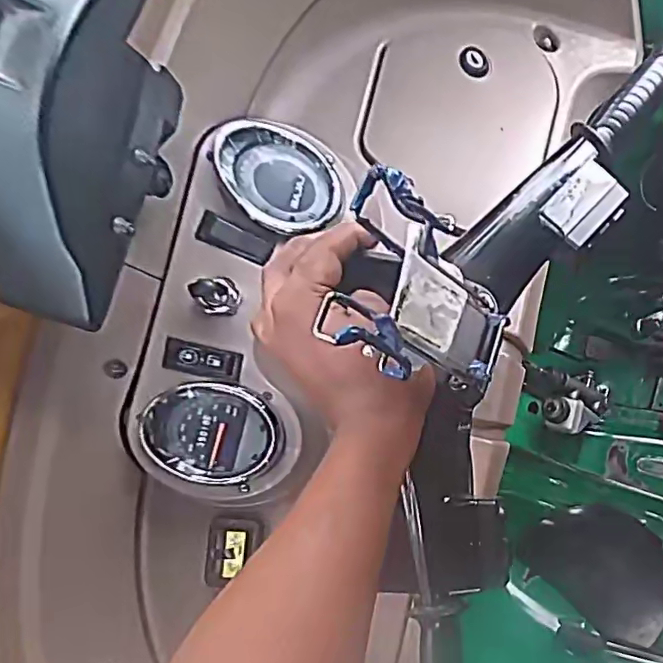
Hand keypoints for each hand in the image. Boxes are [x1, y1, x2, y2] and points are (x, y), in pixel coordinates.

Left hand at [256, 223, 434, 449]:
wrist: (373, 428)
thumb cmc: (384, 389)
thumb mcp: (389, 326)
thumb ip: (369, 295)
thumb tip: (362, 292)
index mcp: (299, 304)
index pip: (319, 251)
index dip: (346, 237)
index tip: (361, 233)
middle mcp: (276, 316)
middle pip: (287, 258)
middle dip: (319, 245)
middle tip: (348, 244)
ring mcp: (274, 336)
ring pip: (279, 280)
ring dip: (305, 267)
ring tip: (335, 265)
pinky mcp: (281, 352)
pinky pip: (281, 307)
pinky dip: (300, 293)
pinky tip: (324, 296)